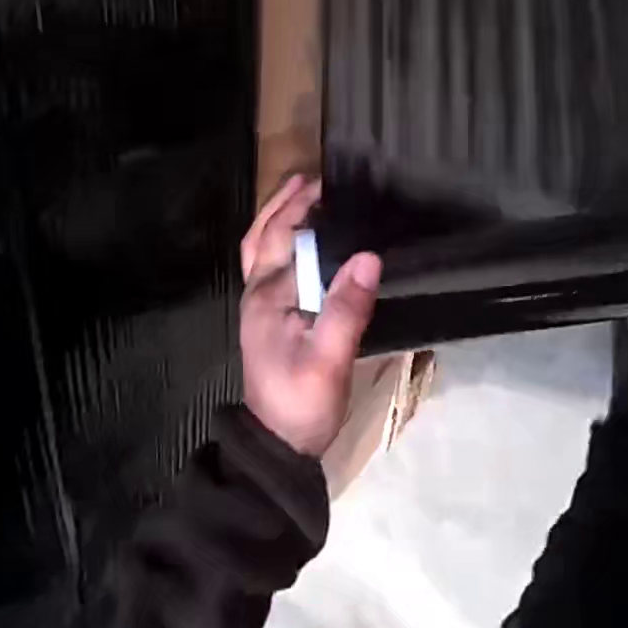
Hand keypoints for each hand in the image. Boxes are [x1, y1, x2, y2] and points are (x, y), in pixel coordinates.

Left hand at [238, 176, 382, 456]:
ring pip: (262, 249)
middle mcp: (258, 293)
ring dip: (278, 219)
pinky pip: (272, 266)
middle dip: (284, 203)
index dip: (303, 207)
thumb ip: (346, 308)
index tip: (330, 185)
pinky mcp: (271, 318)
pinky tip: (304, 240)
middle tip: (313, 180)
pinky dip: (283, 241)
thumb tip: (368, 256)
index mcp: (268, 296)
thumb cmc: (302, 403)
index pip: (284, 238)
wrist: (277, 447)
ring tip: (303, 197)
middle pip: (264, 236)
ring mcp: (261, 306)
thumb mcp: (329, 359)